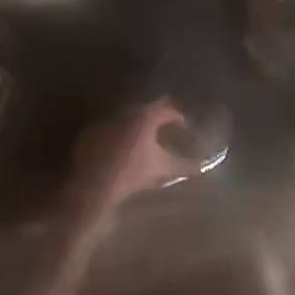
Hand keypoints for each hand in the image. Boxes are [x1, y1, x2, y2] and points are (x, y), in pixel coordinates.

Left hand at [70, 98, 199, 215]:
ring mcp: (106, 120)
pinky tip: (121, 145)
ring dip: (138, 122)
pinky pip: (110, 126)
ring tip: (145, 135)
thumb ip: (186, 166)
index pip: (167, 110)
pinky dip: (119, 132)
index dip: (177, 118)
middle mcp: (126, 112)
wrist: (95, 186)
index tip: (183, 126)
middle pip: (146, 108)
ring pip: (127, 116)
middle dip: (158, 115)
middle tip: (166, 124)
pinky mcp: (91, 131)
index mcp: (146, 118)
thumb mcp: (163, 169)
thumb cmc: (133, 174)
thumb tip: (204, 167)